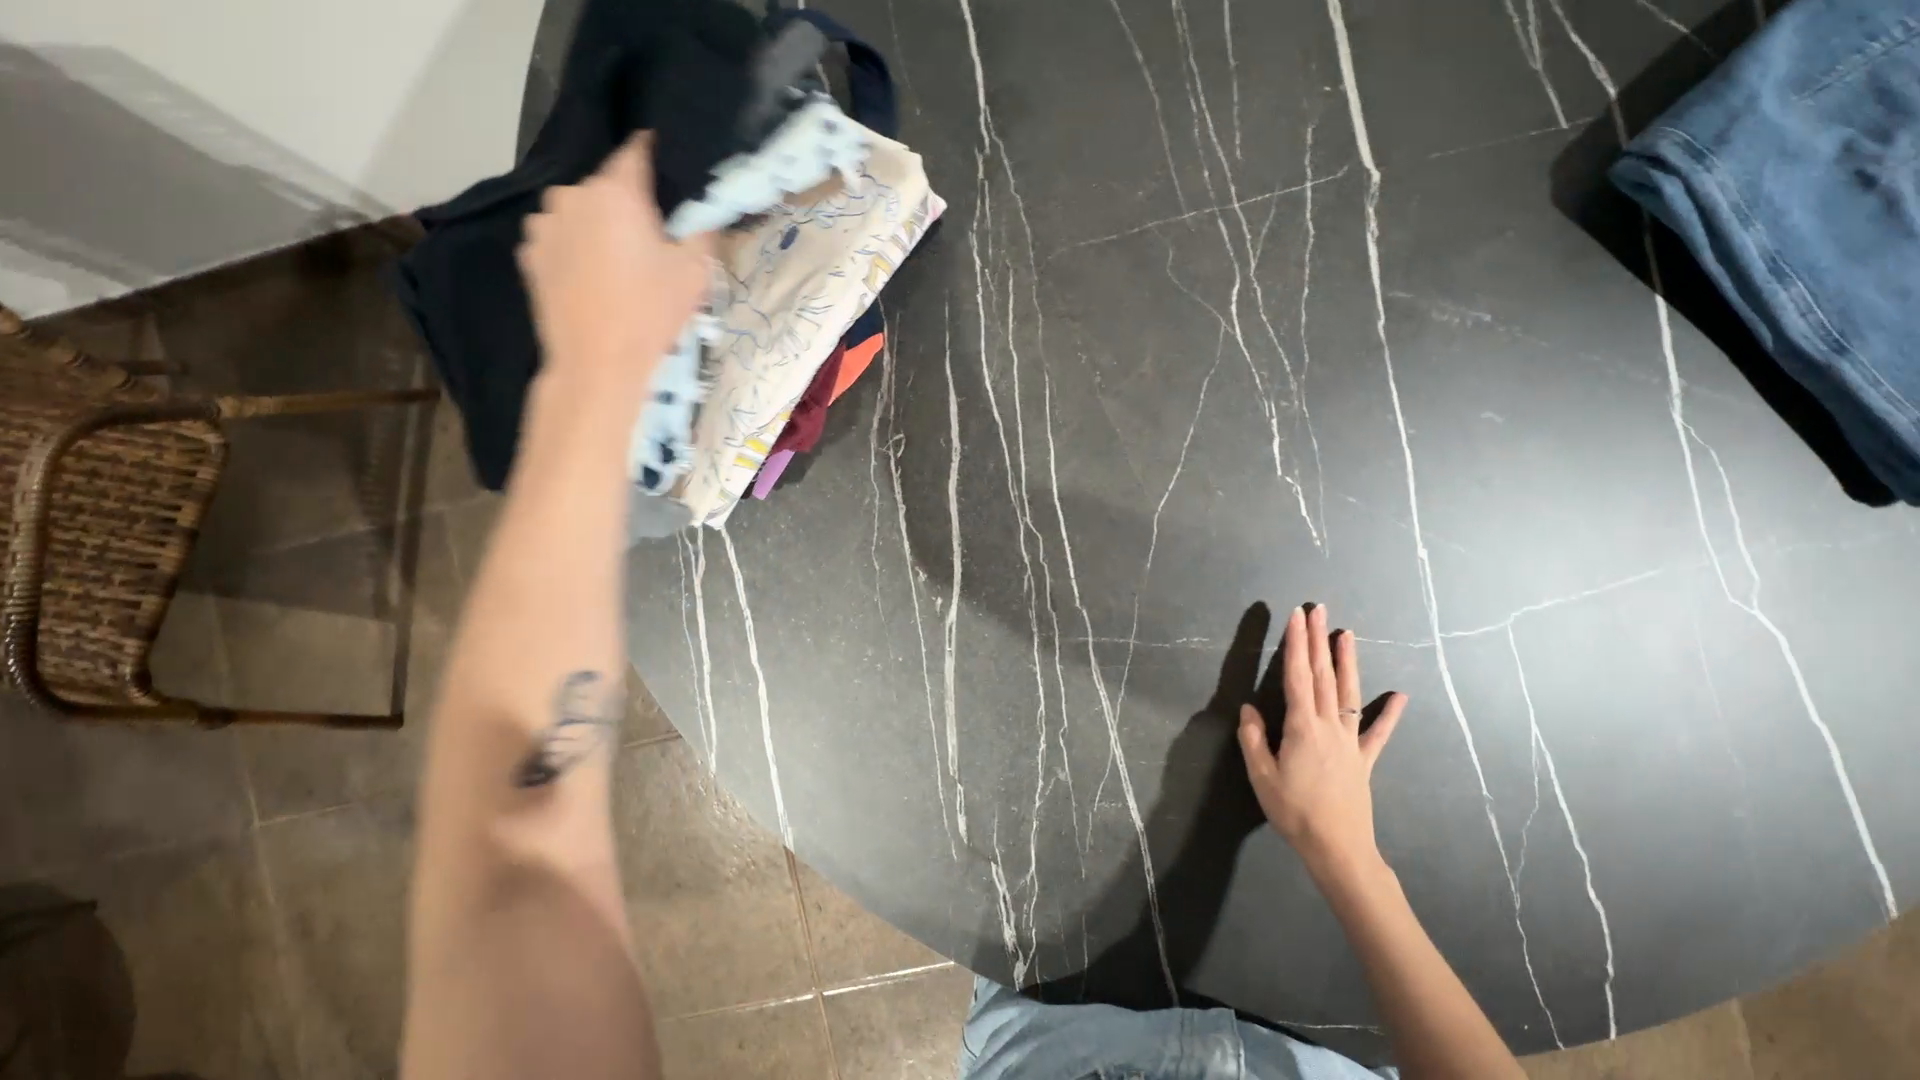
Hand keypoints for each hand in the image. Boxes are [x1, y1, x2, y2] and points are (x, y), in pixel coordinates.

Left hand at [517, 133, 713, 397]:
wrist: (597, 365)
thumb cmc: (651, 314)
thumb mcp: (696, 272)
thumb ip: (703, 229)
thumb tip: (704, 210)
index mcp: (616, 191)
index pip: (638, 150)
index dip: (658, 155)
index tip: (672, 170)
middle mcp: (573, 195)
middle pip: (608, 186)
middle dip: (630, 205)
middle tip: (652, 239)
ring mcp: (544, 224)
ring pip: (582, 212)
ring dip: (599, 226)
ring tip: (619, 263)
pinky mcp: (529, 253)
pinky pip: (561, 238)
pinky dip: (575, 248)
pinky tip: (592, 278)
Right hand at [1238, 605, 1406, 879]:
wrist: (1337, 846)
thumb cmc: (1293, 811)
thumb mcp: (1261, 775)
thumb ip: (1253, 738)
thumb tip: (1248, 708)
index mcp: (1301, 726)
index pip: (1296, 676)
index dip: (1294, 644)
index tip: (1295, 617)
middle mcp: (1329, 725)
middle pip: (1322, 675)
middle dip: (1318, 640)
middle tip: (1317, 610)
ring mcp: (1350, 741)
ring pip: (1350, 694)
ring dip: (1347, 662)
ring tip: (1347, 634)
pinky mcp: (1364, 759)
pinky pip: (1378, 733)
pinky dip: (1389, 714)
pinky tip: (1401, 697)